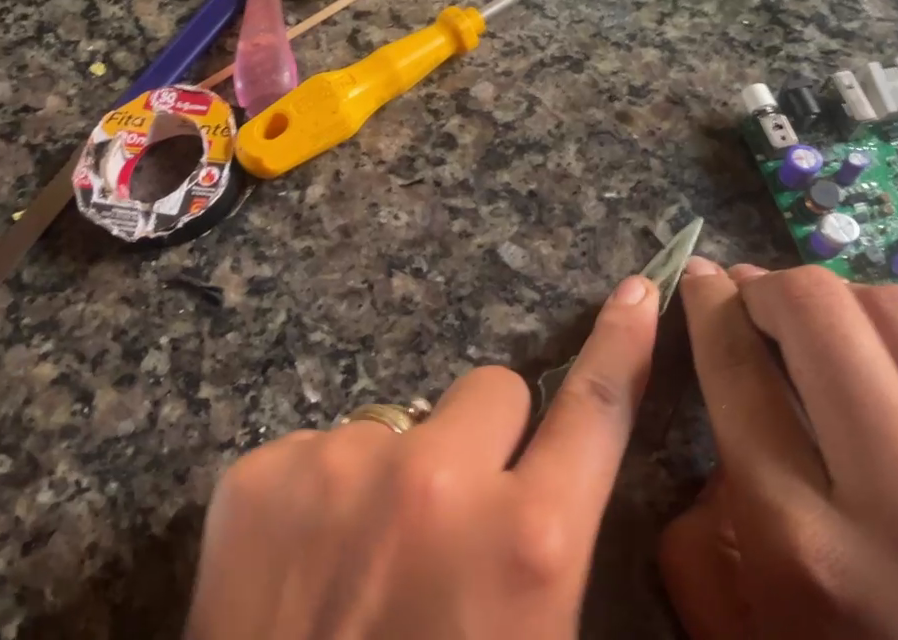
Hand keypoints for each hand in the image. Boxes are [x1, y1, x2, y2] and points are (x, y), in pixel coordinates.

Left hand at [187, 273, 660, 638]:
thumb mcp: (533, 634)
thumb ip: (547, 542)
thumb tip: (540, 467)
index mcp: (528, 541)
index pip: (594, 410)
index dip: (620, 345)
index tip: (635, 292)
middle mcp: (438, 482)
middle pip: (491, 390)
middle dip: (487, 437)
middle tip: (456, 512)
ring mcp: (340, 465)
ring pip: (398, 421)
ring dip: (396, 470)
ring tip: (364, 555)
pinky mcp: (262, 470)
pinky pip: (318, 446)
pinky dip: (320, 490)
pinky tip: (304, 557)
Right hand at [661, 260, 897, 639]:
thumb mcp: (753, 636)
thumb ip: (705, 537)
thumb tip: (723, 432)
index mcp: (807, 546)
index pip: (739, 374)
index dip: (708, 310)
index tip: (699, 281)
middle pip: (822, 314)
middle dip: (770, 284)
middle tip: (751, 297)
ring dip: (843, 304)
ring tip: (820, 325)